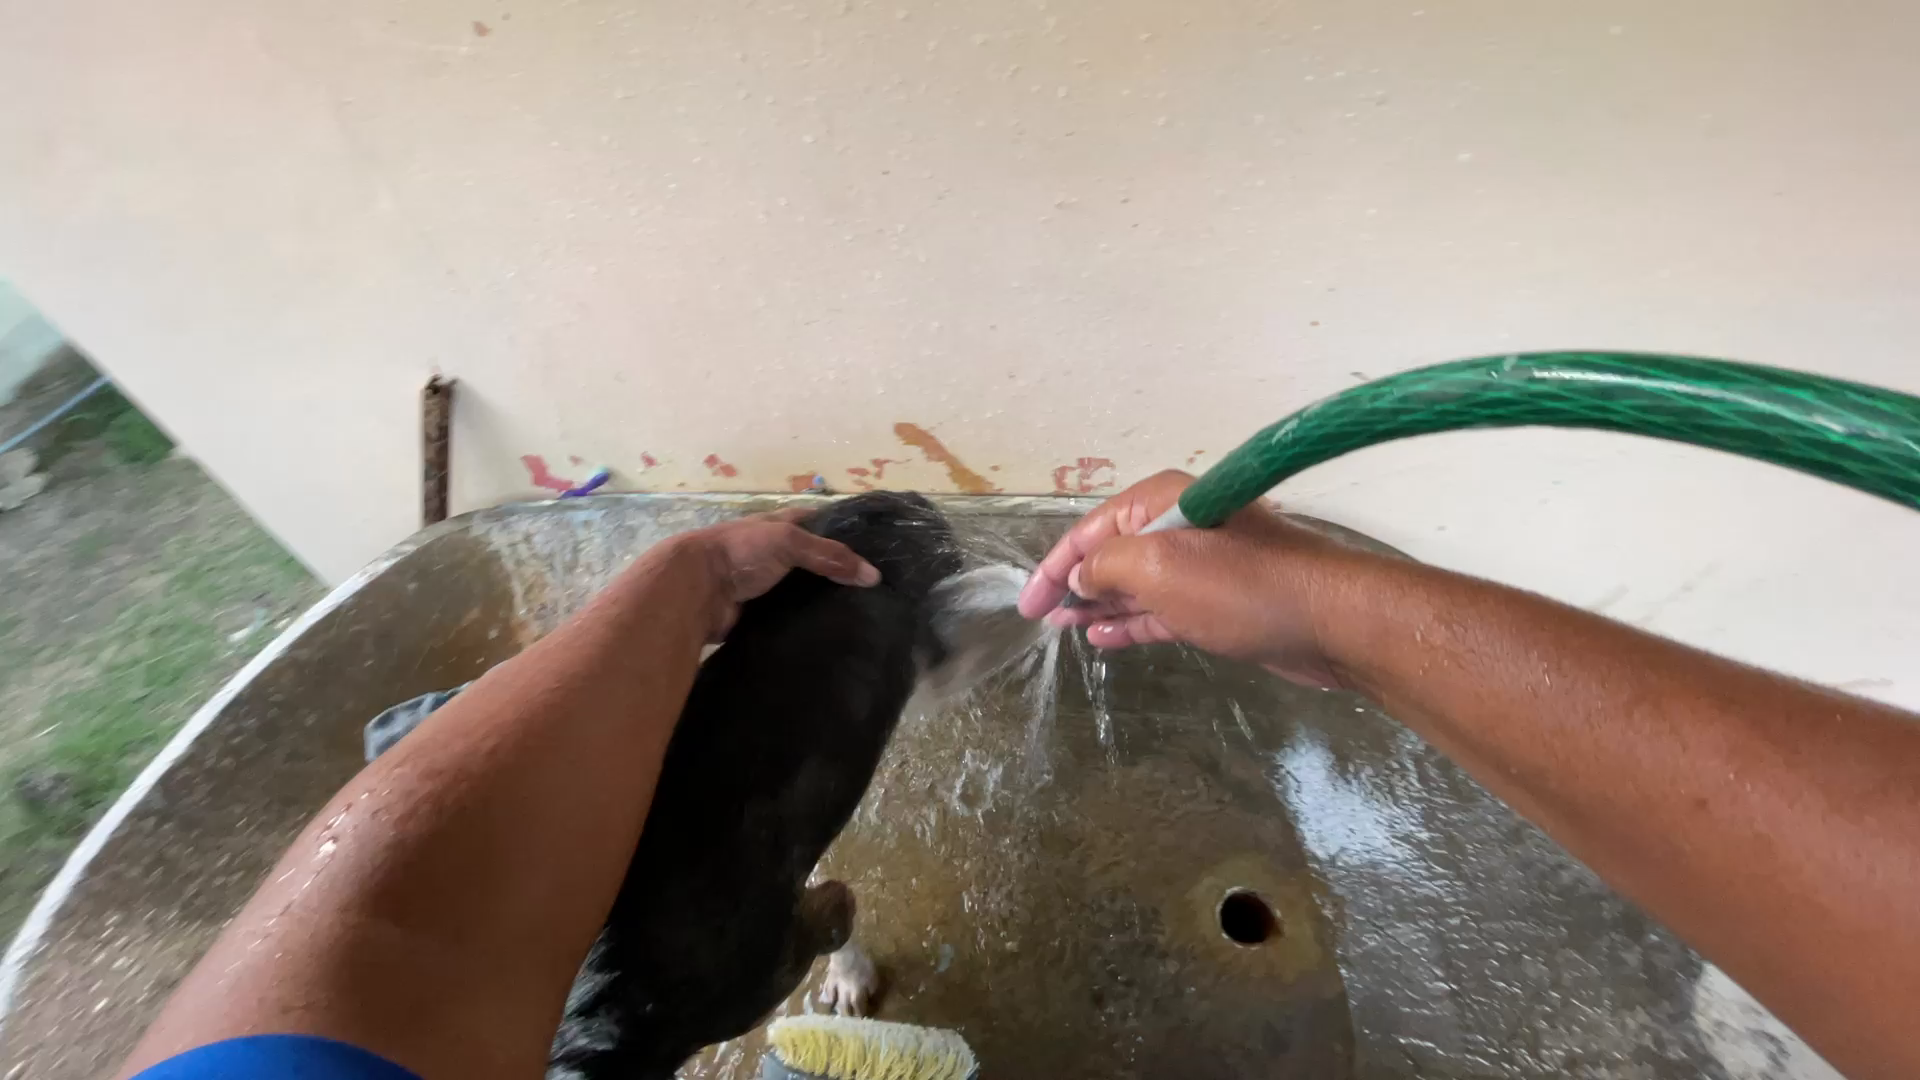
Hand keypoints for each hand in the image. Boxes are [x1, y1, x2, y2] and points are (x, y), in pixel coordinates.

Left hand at [673, 509, 879, 640]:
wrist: (695, 590)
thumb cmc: (741, 552)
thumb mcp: (789, 542)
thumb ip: (831, 556)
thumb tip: (874, 577)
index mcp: (779, 526)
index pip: (819, 523)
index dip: (844, 532)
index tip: (876, 550)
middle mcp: (774, 553)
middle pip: (815, 561)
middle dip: (839, 572)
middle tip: (875, 590)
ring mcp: (767, 585)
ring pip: (805, 591)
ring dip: (825, 601)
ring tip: (863, 614)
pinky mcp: (761, 614)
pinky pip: (793, 617)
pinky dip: (809, 622)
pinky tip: (833, 632)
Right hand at [1016, 470, 1360, 685]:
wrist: (1329, 620)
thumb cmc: (1237, 586)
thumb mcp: (1157, 567)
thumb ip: (1106, 567)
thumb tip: (1081, 578)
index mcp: (1160, 503)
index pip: (1090, 531)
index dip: (1054, 566)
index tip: (1028, 603)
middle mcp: (1177, 527)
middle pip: (1110, 554)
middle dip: (1074, 585)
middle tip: (1042, 617)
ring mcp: (1198, 565)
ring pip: (1133, 584)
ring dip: (1098, 605)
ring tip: (1066, 628)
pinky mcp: (1214, 601)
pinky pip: (1159, 609)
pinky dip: (1131, 622)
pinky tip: (1105, 638)